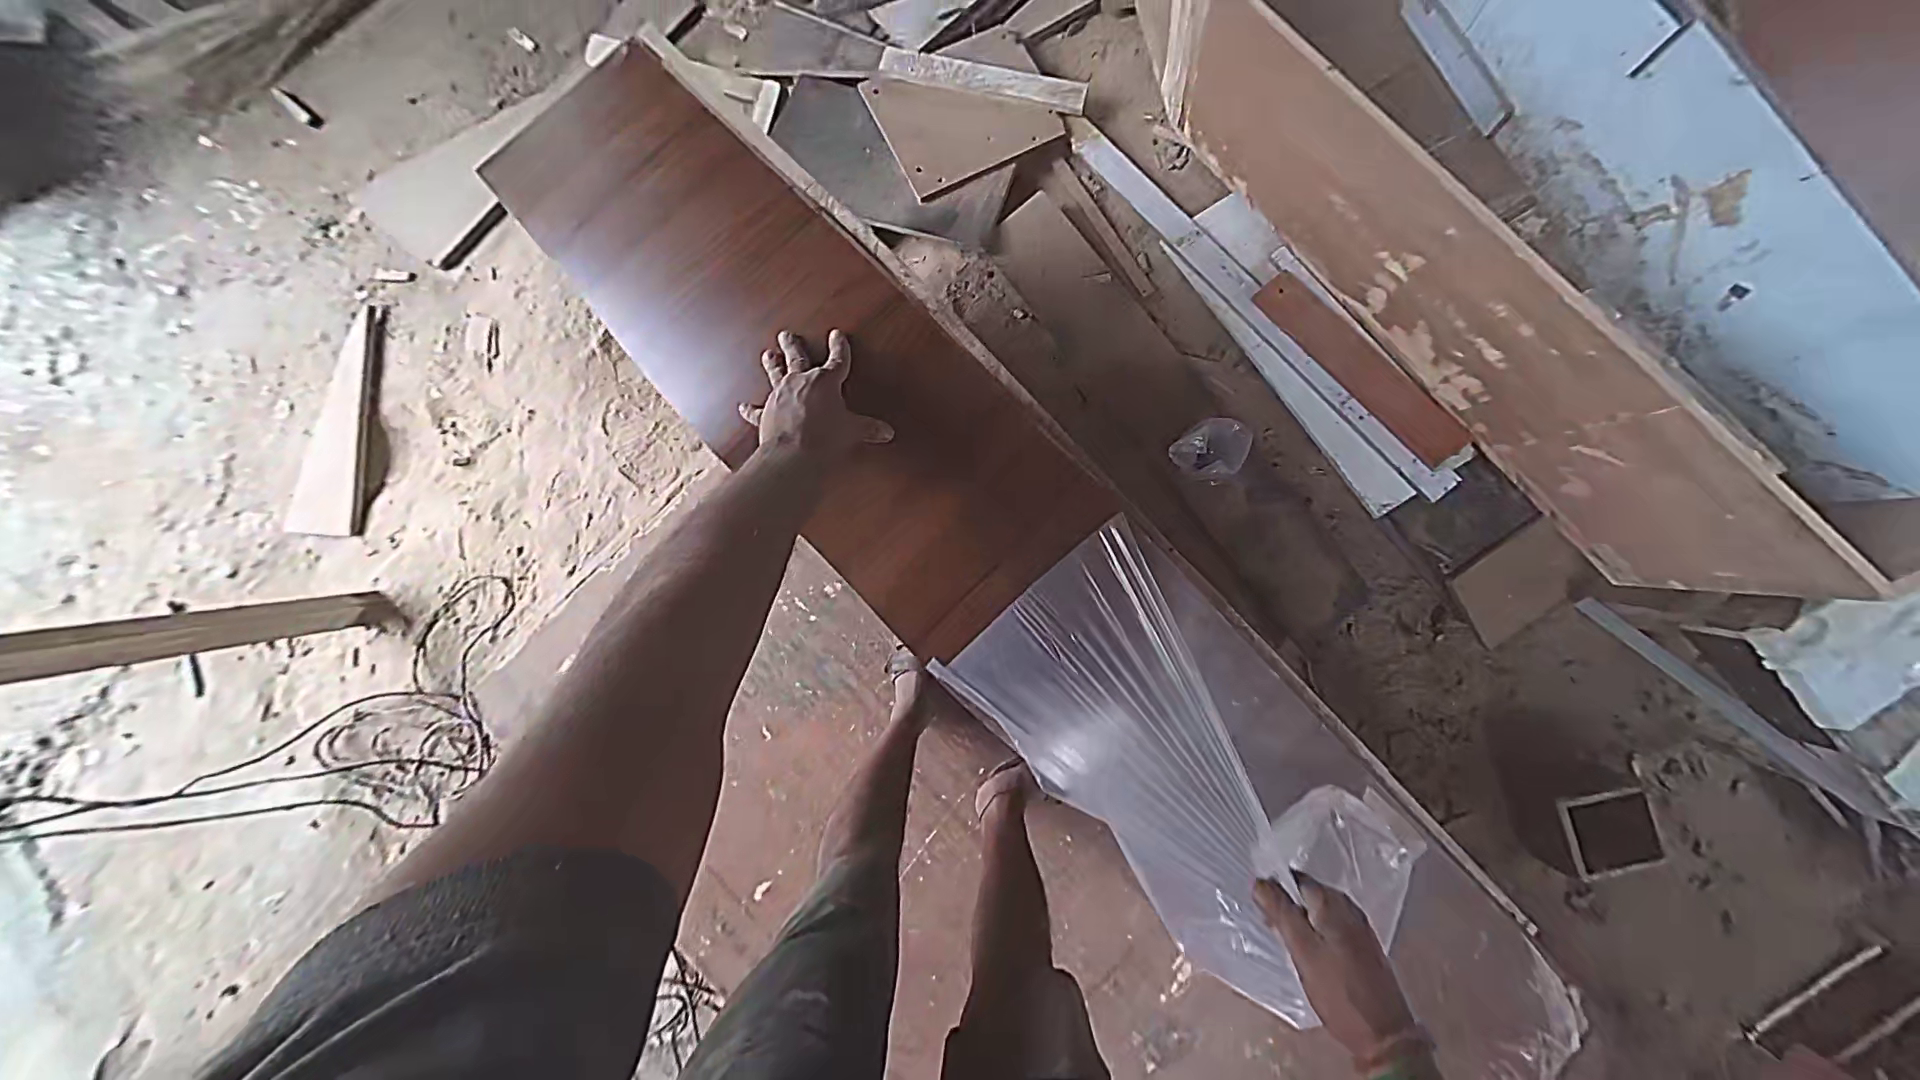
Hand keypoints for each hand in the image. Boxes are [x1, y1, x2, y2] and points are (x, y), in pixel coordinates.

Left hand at [738, 330, 892, 463]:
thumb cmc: (826, 438)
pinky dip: (750, 409)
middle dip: (793, 345)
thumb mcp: (852, 431)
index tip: (837, 335)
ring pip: (775, 374)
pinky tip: (742, 406)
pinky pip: (755, 409)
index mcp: (825, 382)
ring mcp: (779, 395)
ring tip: (768, 354)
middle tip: (786, 334)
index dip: (839, 347)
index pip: (837, 360)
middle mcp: (800, 382)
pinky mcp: (765, 413)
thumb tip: (887, 432)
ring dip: (772, 364)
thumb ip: (868, 428)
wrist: (794, 455)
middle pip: (797, 358)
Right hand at [1255, 872, 1427, 1072]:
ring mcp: (1360, 928)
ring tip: (1286, 941)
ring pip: (1318, 911)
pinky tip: (1308, 953)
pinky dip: (1315, 933)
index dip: (1273, 888)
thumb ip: (1280, 912)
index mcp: (1333, 902)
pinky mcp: (1364, 947)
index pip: (1294, 878)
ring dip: (1300, 920)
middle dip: (1286, 905)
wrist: (1386, 1038)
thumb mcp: (1302, 949)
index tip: (1261, 907)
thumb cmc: (1338, 991)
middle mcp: (1349, 908)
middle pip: (1307, 893)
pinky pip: (1330, 927)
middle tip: (1270, 926)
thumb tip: (1260, 882)